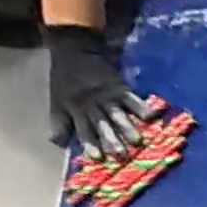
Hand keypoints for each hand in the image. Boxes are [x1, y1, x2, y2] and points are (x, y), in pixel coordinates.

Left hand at [43, 24, 153, 158]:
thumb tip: (56, 142)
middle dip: (112, 139)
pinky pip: (132, 98)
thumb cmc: (65, 81)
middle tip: (121, 154)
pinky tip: (151, 116)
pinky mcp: (119, 88)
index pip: (84, 131)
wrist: (74, 49)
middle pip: (104, 126)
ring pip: (118, 115)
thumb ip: (59, 123)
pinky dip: (142, 106)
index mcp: (78, 112)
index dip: (90, 143)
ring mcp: (108, 98)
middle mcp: (94, 107)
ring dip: (127, 127)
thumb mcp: (57, 101)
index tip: (97, 157)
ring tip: (137, 140)